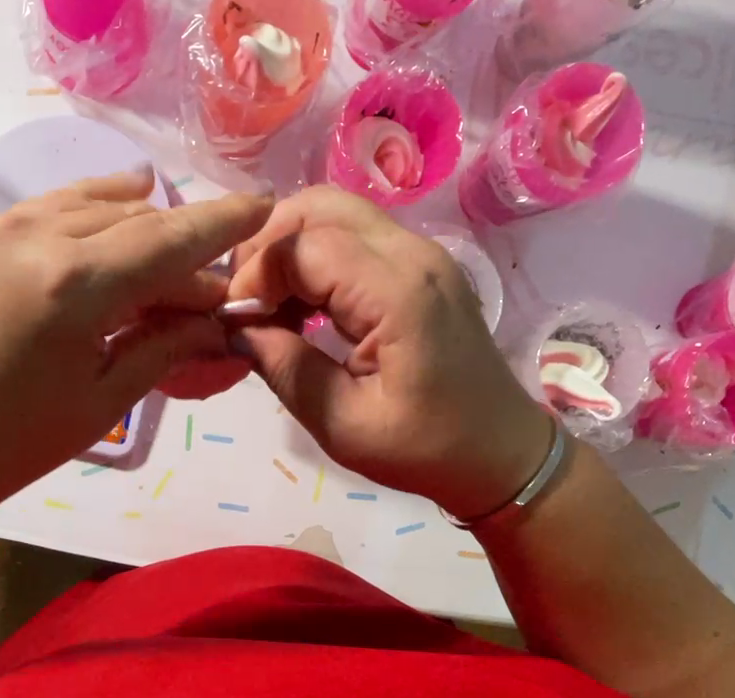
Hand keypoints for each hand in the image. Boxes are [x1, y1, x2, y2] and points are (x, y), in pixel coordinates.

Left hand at [0, 170, 272, 540]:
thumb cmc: (11, 445)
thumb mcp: (100, 401)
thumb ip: (161, 347)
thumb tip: (212, 321)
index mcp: (77, 283)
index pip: (170, 239)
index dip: (223, 224)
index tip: (265, 207)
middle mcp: (40, 235)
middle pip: (135, 220)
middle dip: (184, 242)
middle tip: (213, 278)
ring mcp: (1, 228)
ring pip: (92, 204)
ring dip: (140, 222)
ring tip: (171, 246)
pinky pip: (52, 208)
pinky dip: (92, 211)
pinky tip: (115, 211)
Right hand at [227, 187, 552, 519]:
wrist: (500, 452)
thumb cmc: (425, 449)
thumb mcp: (343, 424)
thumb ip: (285, 368)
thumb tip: (234, 330)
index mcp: (398, 293)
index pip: (304, 246)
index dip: (255, 275)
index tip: (234, 321)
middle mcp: (413, 254)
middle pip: (318, 208)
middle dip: (266, 247)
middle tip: (243, 302)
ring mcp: (421, 255)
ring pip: (335, 214)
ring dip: (289, 251)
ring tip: (266, 307)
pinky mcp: (420, 267)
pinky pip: (354, 238)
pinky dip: (315, 260)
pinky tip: (300, 308)